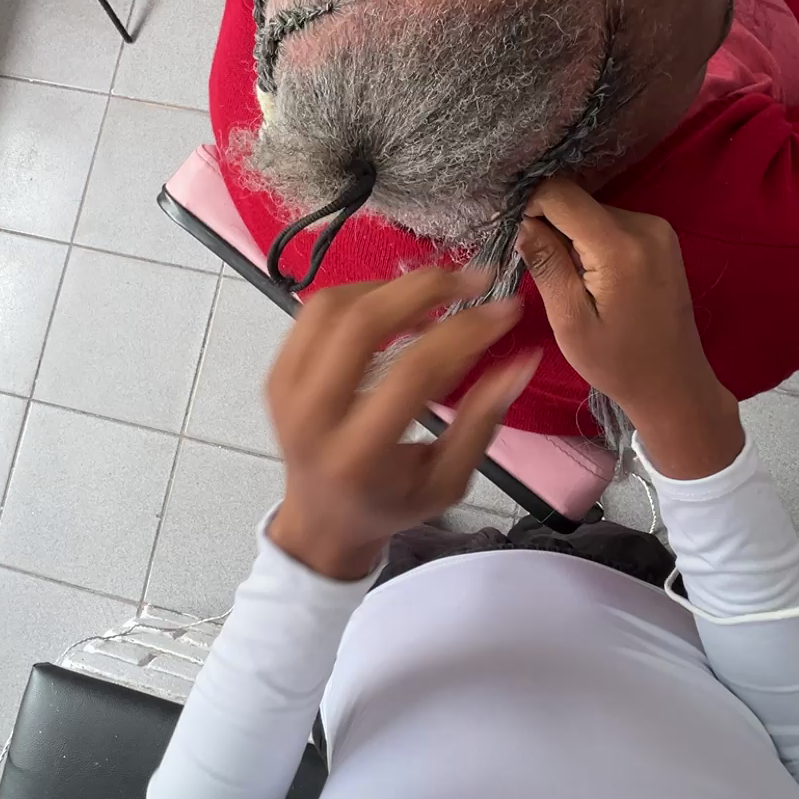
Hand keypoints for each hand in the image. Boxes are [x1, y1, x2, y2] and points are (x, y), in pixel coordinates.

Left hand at [266, 268, 540, 578]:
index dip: (465, 331)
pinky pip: (316, 311)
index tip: (505, 309)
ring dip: (391, 287)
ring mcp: (285, 389)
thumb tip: (522, 360)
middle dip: (426, 288)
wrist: (321, 520)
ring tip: (437, 292)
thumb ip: (482, 421)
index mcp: (357, 455)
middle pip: (362, 323)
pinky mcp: (276, 371)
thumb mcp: (447, 481)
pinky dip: (360, 294)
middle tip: (472, 279)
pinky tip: (396, 302)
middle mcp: (311, 416)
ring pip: (333, 305)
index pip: (412, 372)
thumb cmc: (390, 504)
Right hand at [517, 178, 742, 478]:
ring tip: (571, 281)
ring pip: (590, 211)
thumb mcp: (569, 321)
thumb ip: (546, 264)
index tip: (519, 242)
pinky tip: (591, 277)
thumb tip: (521, 222)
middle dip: (550, 228)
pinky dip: (589, 242)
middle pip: (575, 202)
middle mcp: (644, 224)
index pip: (560, 193)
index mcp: (620, 246)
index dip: (529, 209)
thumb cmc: (617, 362)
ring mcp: (657, 227)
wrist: (673, 383)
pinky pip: (608, 223)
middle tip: (544, 272)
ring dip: (570, 237)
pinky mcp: (659, 235)